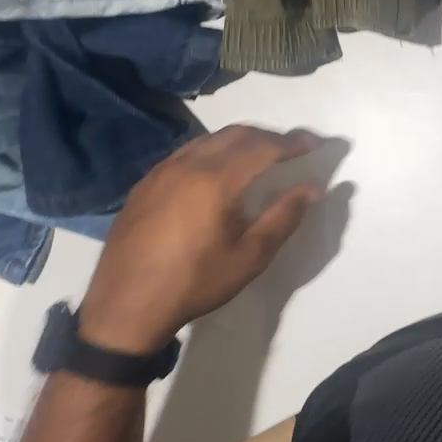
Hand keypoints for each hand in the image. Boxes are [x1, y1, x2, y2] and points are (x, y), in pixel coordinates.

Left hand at [77, 126, 322, 353]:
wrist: (125, 307)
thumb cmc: (195, 282)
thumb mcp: (251, 256)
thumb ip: (284, 216)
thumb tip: (314, 187)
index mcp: (216, 180)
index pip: (263, 147)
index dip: (293, 142)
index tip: (316, 143)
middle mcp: (188, 165)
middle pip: (236, 134)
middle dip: (269, 136)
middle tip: (292, 149)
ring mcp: (161, 172)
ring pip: (209, 140)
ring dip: (240, 140)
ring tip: (260, 156)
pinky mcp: (145, 184)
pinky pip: (186, 153)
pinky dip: (213, 151)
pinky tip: (219, 171)